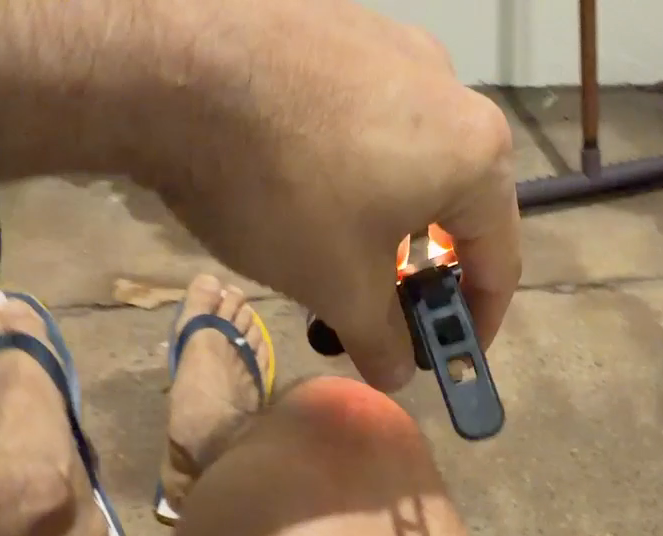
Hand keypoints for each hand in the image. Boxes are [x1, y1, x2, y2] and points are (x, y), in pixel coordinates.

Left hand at [0, 0, 521, 390]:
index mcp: (476, 155)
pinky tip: (304, 185)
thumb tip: (399, 374)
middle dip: (426, 273)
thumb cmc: (282, 190)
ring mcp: (391, 44)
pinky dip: (354, 168)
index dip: (478, 323)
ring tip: (339, 252)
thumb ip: (383, 340)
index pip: (500, 262)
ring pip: (410, 160)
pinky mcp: (335, 22)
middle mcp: (450, 89)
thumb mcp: (340, 287)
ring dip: (389, 221)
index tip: (451, 357)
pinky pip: (365, 116)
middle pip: (457, 207)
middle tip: (389, 310)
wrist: (162, 59)